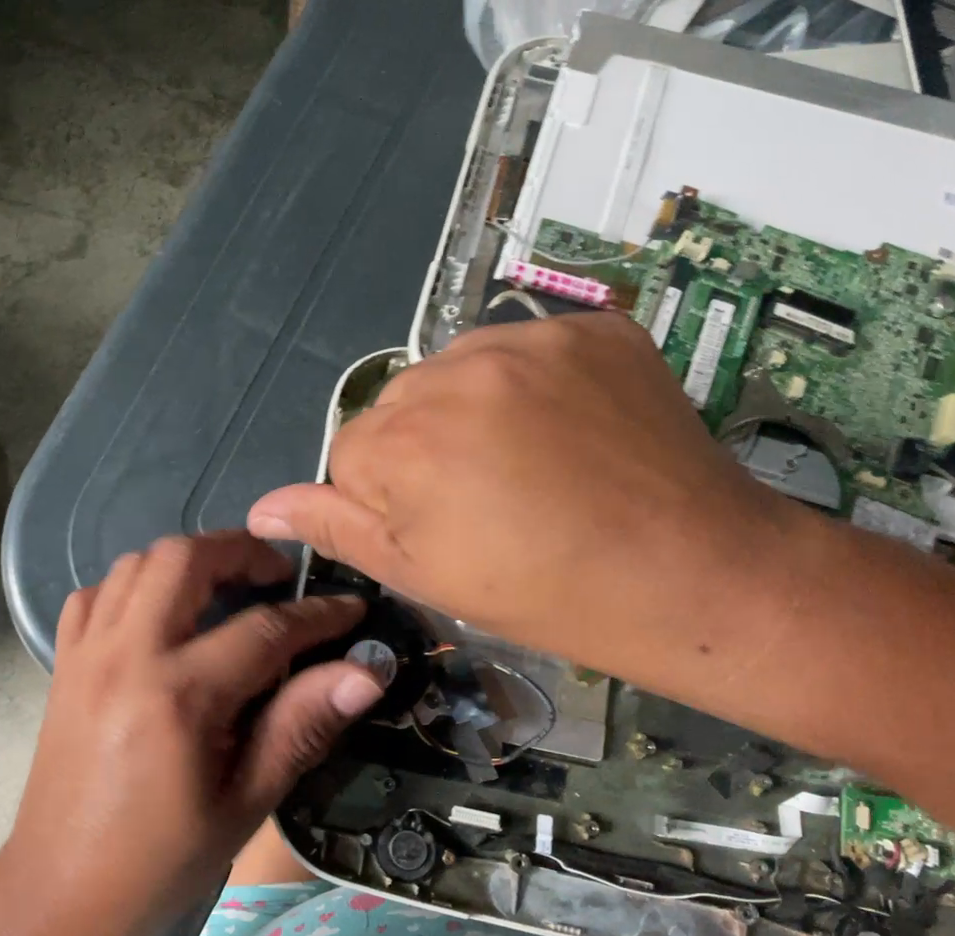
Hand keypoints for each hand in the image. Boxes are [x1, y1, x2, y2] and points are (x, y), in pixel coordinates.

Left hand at [8, 530, 383, 926]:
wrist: (60, 894)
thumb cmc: (161, 861)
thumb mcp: (245, 803)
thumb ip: (301, 726)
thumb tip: (365, 673)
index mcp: (178, 695)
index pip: (264, 630)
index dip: (317, 615)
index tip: (352, 608)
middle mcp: (126, 655)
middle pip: (185, 558)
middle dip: (241, 551)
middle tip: (279, 577)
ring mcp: (86, 654)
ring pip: (137, 563)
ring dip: (188, 562)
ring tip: (225, 591)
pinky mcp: (64, 665)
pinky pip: (96, 594)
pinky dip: (134, 586)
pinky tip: (160, 617)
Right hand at [246, 314, 811, 681]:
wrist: (692, 572)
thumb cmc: (543, 591)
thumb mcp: (424, 574)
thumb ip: (337, 528)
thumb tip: (262, 508)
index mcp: (401, 441)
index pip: (352, 455)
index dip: (391, 501)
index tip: (444, 530)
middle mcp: (452, 372)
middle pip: (401, 405)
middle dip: (425, 449)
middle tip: (490, 502)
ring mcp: (530, 339)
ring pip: (459, 371)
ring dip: (474, 410)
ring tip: (532, 463)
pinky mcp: (592, 326)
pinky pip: (528, 347)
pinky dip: (534, 383)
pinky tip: (570, 430)